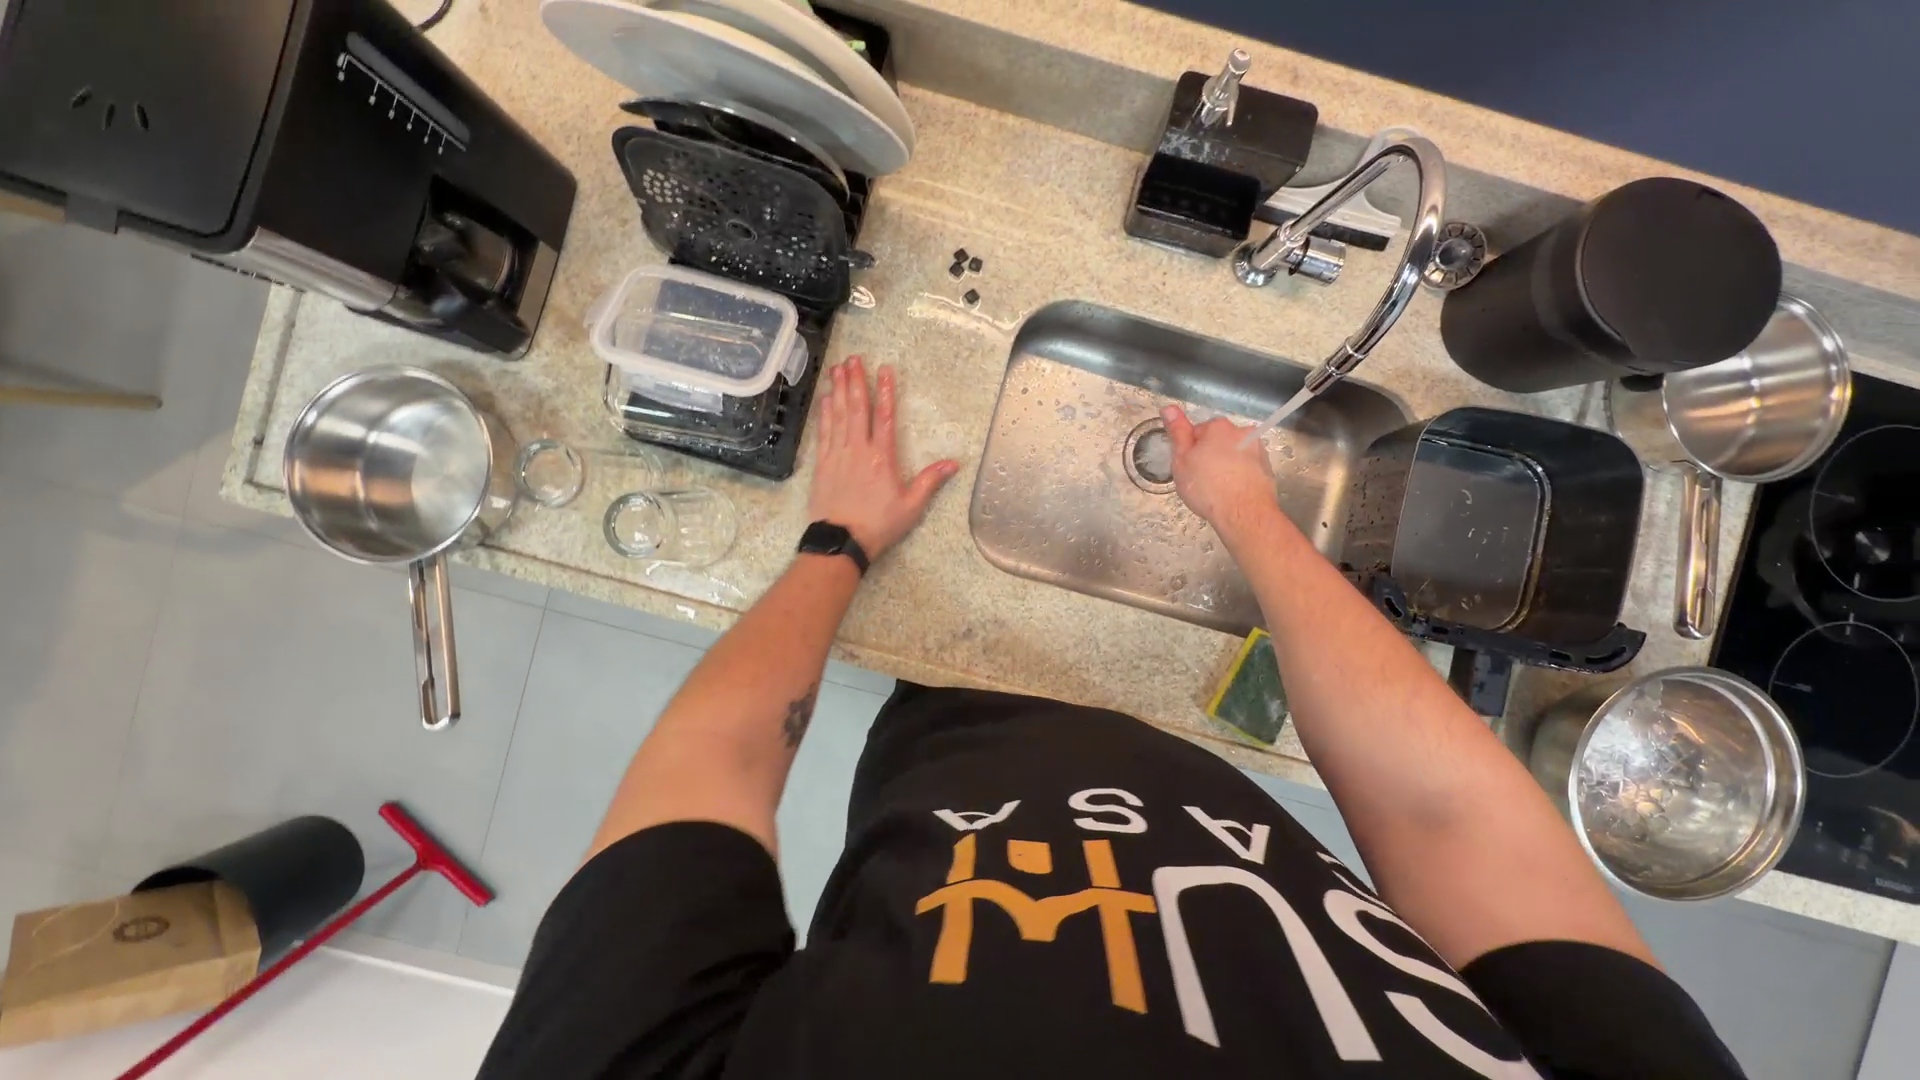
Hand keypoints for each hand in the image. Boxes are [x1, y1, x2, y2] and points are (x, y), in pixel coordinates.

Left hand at [809, 356, 959, 558]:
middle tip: (854, 358)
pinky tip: (826, 398)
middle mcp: (858, 450)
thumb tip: (954, 463)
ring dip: (838, 390)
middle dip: (856, 381)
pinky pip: (824, 431)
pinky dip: (825, 413)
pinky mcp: (822, 464)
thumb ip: (931, 481)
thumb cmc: (878, 525)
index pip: (885, 417)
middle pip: (857, 408)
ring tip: (838, 368)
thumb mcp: (911, 506)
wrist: (840, 541)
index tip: (884, 369)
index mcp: (882, 458)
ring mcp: (838, 455)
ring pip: (838, 415)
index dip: (885, 391)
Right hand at [1162, 405, 1283, 544]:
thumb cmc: (1208, 487)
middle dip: (1209, 456)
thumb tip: (1169, 408)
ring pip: (1233, 455)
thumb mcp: (1182, 460)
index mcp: (1217, 427)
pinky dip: (1239, 476)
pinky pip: (1246, 468)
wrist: (1244, 512)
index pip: (1197, 432)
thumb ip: (1177, 432)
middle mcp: (1241, 432)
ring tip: (1216, 489)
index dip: (1190, 451)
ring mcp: (1257, 449)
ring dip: (1225, 466)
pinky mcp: (1267, 467)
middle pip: (1218, 441)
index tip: (1188, 467)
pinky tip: (1231, 492)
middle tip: (1200, 479)